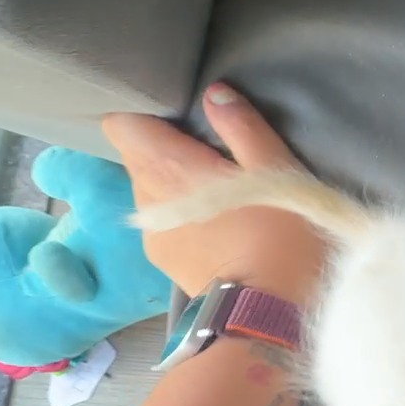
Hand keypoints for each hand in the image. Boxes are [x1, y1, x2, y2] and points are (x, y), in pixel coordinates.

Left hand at [102, 84, 327, 307]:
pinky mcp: (164, 259)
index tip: (186, 119)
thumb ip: (245, 128)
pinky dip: (187, 215)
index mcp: (168, 167)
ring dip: (181, 185)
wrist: (267, 313)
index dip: (151, 115)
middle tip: (220, 158)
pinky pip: (166, 220)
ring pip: (155, 190)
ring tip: (224, 196)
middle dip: (173, 151)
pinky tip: (221, 229)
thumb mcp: (277, 173)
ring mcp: (151, 231)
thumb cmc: (281, 235)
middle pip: (142, 157)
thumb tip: (215, 92)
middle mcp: (146, 196)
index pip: (123, 124)